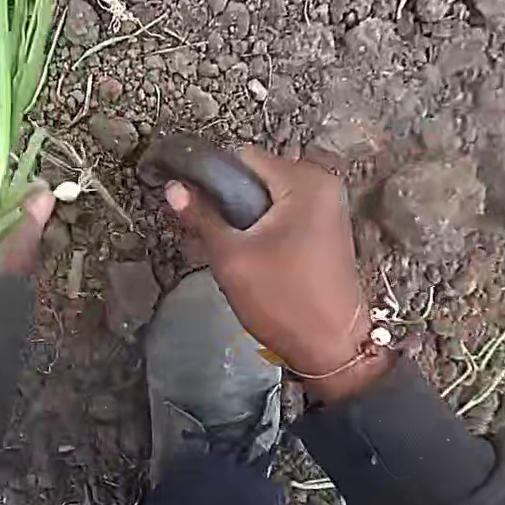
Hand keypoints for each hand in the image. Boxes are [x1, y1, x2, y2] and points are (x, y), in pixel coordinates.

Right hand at [164, 147, 392, 402]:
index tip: (193, 208)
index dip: (212, 179)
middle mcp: (322, 183)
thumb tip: (172, 187)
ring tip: (231, 249)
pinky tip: (252, 254)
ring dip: (244, 216)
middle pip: (256, 176)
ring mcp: (328, 205)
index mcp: (304, 181)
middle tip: (211, 236)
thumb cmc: (282, 299)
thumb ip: (201, 217)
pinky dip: (263, 226)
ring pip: (267, 196)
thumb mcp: (232, 257)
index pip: (242, 157)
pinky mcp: (326, 227)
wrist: (332, 348)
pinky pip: (284, 212)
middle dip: (229, 200)